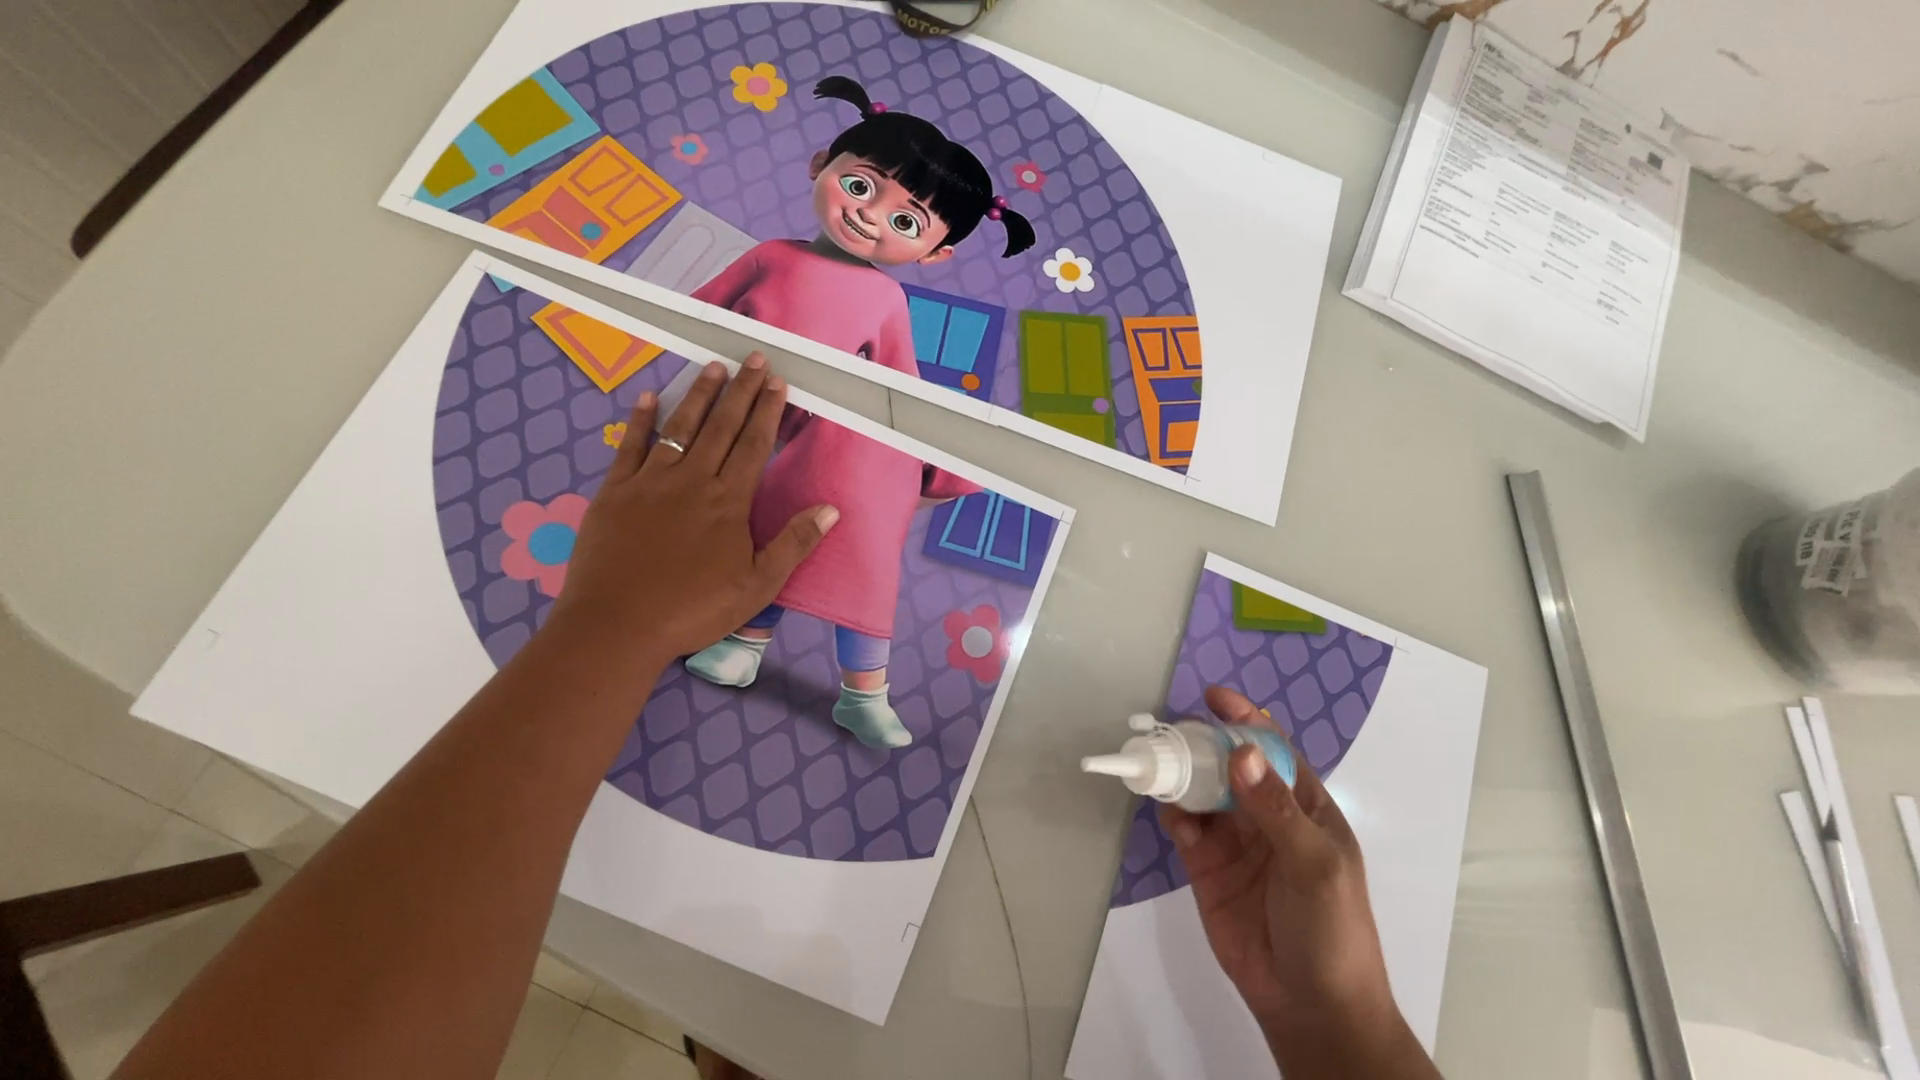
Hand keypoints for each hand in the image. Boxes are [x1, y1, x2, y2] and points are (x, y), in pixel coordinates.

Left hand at [544, 354, 836, 672]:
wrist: (617, 625)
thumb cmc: (694, 609)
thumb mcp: (757, 586)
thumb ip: (794, 544)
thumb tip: (831, 509)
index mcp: (729, 502)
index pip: (754, 445)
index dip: (768, 411)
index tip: (778, 382)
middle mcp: (692, 481)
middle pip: (722, 426)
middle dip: (741, 390)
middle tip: (754, 358)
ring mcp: (650, 482)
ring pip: (681, 428)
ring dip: (700, 395)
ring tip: (714, 366)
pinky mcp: (615, 492)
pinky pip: (631, 446)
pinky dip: (641, 419)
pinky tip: (650, 396)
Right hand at [1162, 687, 1437, 1076]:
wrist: (1310, 1005)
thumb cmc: (1330, 928)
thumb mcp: (1312, 863)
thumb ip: (1274, 809)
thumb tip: (1240, 753)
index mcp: (1306, 808)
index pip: (1273, 752)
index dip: (1247, 723)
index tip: (1215, 697)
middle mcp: (1266, 816)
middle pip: (1230, 766)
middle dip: (1204, 744)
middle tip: (1173, 729)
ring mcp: (1235, 841)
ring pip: (1203, 792)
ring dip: (1184, 775)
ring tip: (1160, 760)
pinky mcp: (1206, 867)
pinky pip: (1185, 827)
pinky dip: (1173, 811)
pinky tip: (1167, 807)